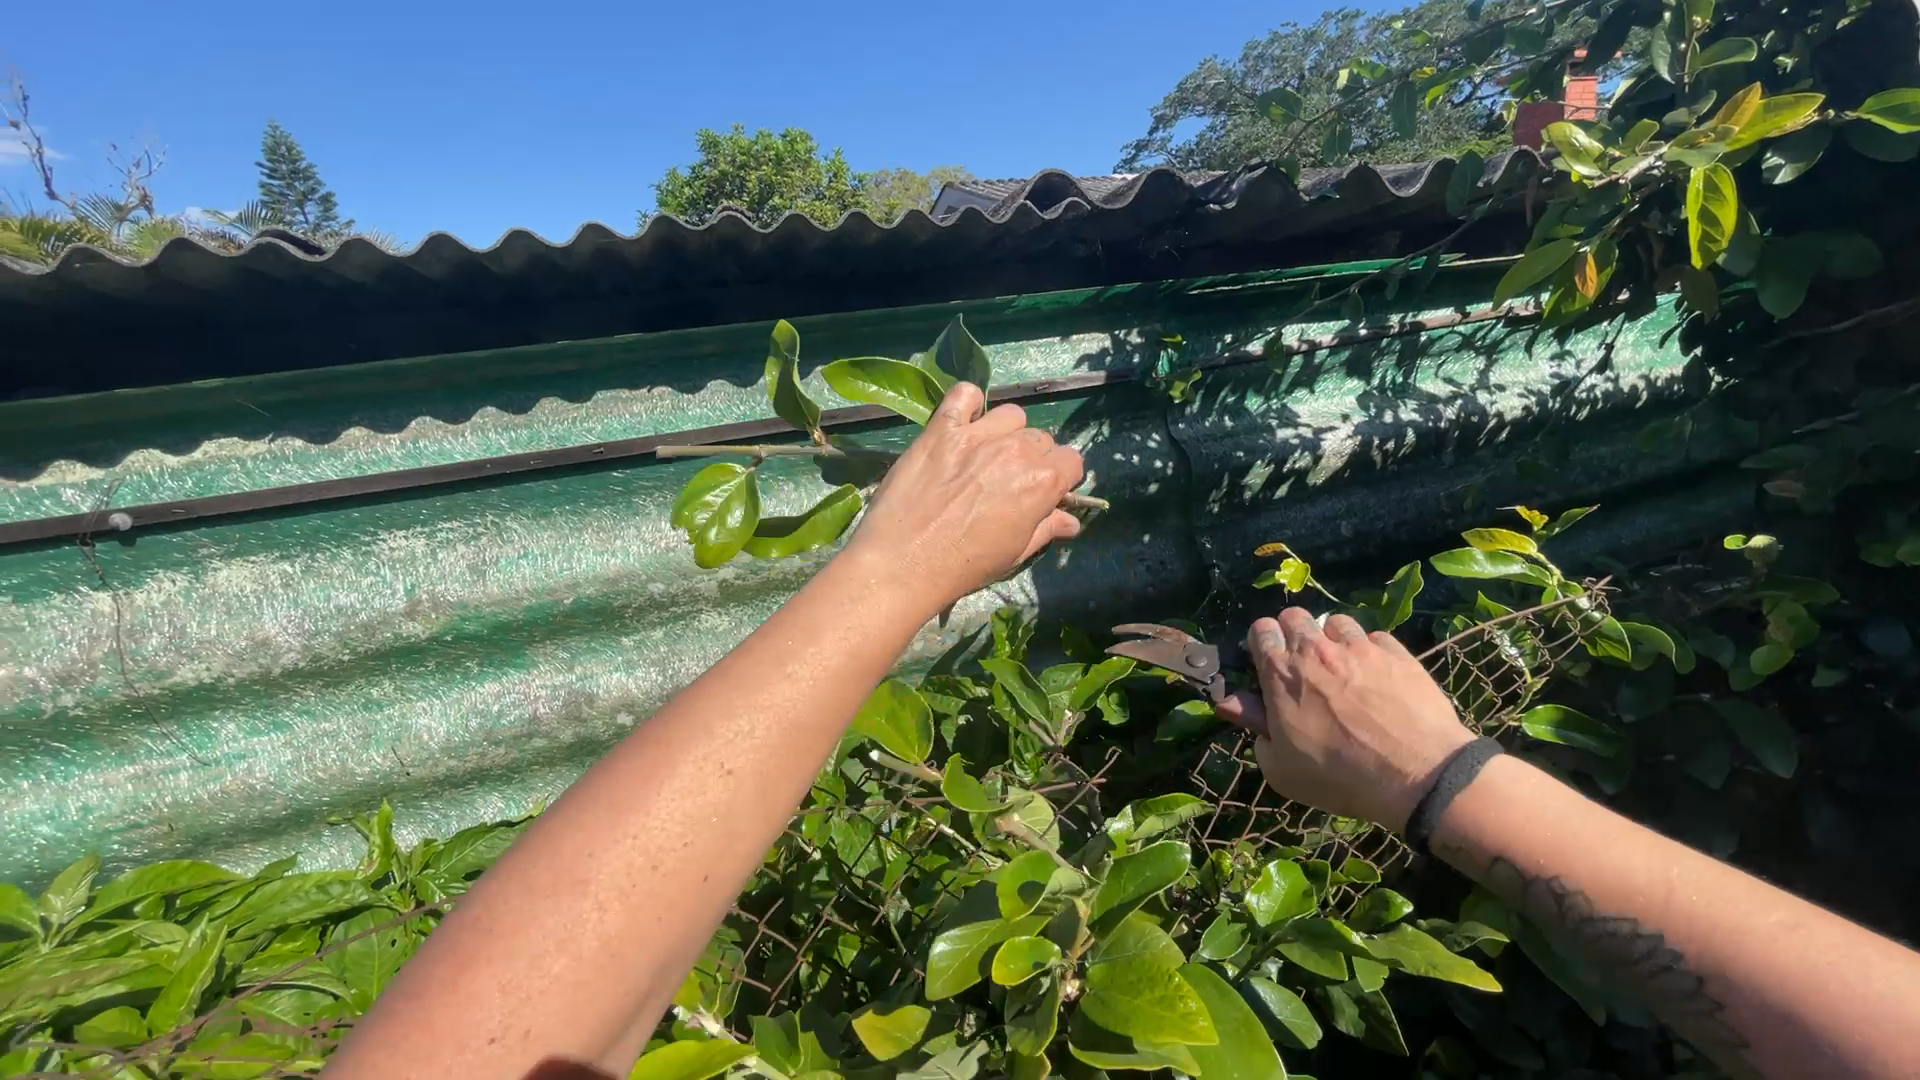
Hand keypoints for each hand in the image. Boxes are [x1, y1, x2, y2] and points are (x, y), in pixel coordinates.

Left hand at [841, 382, 1084, 615]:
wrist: (903, 562)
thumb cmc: (963, 566)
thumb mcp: (1013, 554)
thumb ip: (1046, 529)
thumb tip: (1071, 520)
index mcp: (1042, 482)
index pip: (1072, 461)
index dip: (1061, 479)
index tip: (1044, 493)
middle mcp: (1016, 450)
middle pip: (1041, 439)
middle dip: (1034, 458)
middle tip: (1009, 481)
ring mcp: (977, 435)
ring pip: (1011, 415)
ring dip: (1006, 432)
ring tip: (986, 455)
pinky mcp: (941, 428)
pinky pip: (964, 395)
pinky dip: (968, 404)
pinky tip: (962, 424)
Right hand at [1214, 608, 1472, 831]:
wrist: (1419, 777)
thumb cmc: (1339, 777)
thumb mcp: (1281, 765)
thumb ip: (1253, 725)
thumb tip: (1229, 702)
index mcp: (1281, 673)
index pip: (1260, 630)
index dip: (1261, 643)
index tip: (1266, 663)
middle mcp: (1316, 650)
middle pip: (1294, 616)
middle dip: (1292, 633)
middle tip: (1302, 663)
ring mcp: (1359, 648)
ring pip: (1336, 622)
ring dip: (1332, 639)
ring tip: (1342, 665)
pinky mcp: (1398, 654)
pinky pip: (1376, 638)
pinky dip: (1371, 651)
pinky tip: (1377, 675)